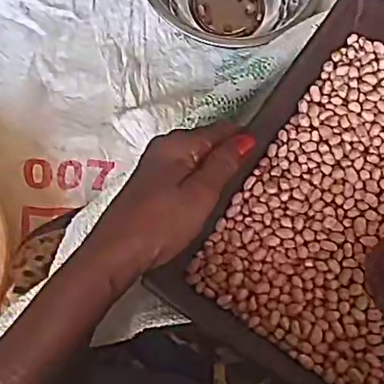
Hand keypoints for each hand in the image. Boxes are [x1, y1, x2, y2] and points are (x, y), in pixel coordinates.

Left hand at [81, 123, 253, 285]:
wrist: (116, 253)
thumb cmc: (161, 224)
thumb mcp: (201, 194)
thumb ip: (224, 164)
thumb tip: (245, 138)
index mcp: (178, 144)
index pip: (221, 130)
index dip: (245, 138)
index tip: (267, 149)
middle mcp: (164, 148)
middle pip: (206, 142)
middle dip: (230, 151)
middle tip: (258, 167)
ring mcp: (154, 166)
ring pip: (195, 158)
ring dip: (215, 166)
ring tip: (239, 182)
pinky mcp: (150, 185)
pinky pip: (184, 172)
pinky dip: (200, 179)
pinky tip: (209, 194)